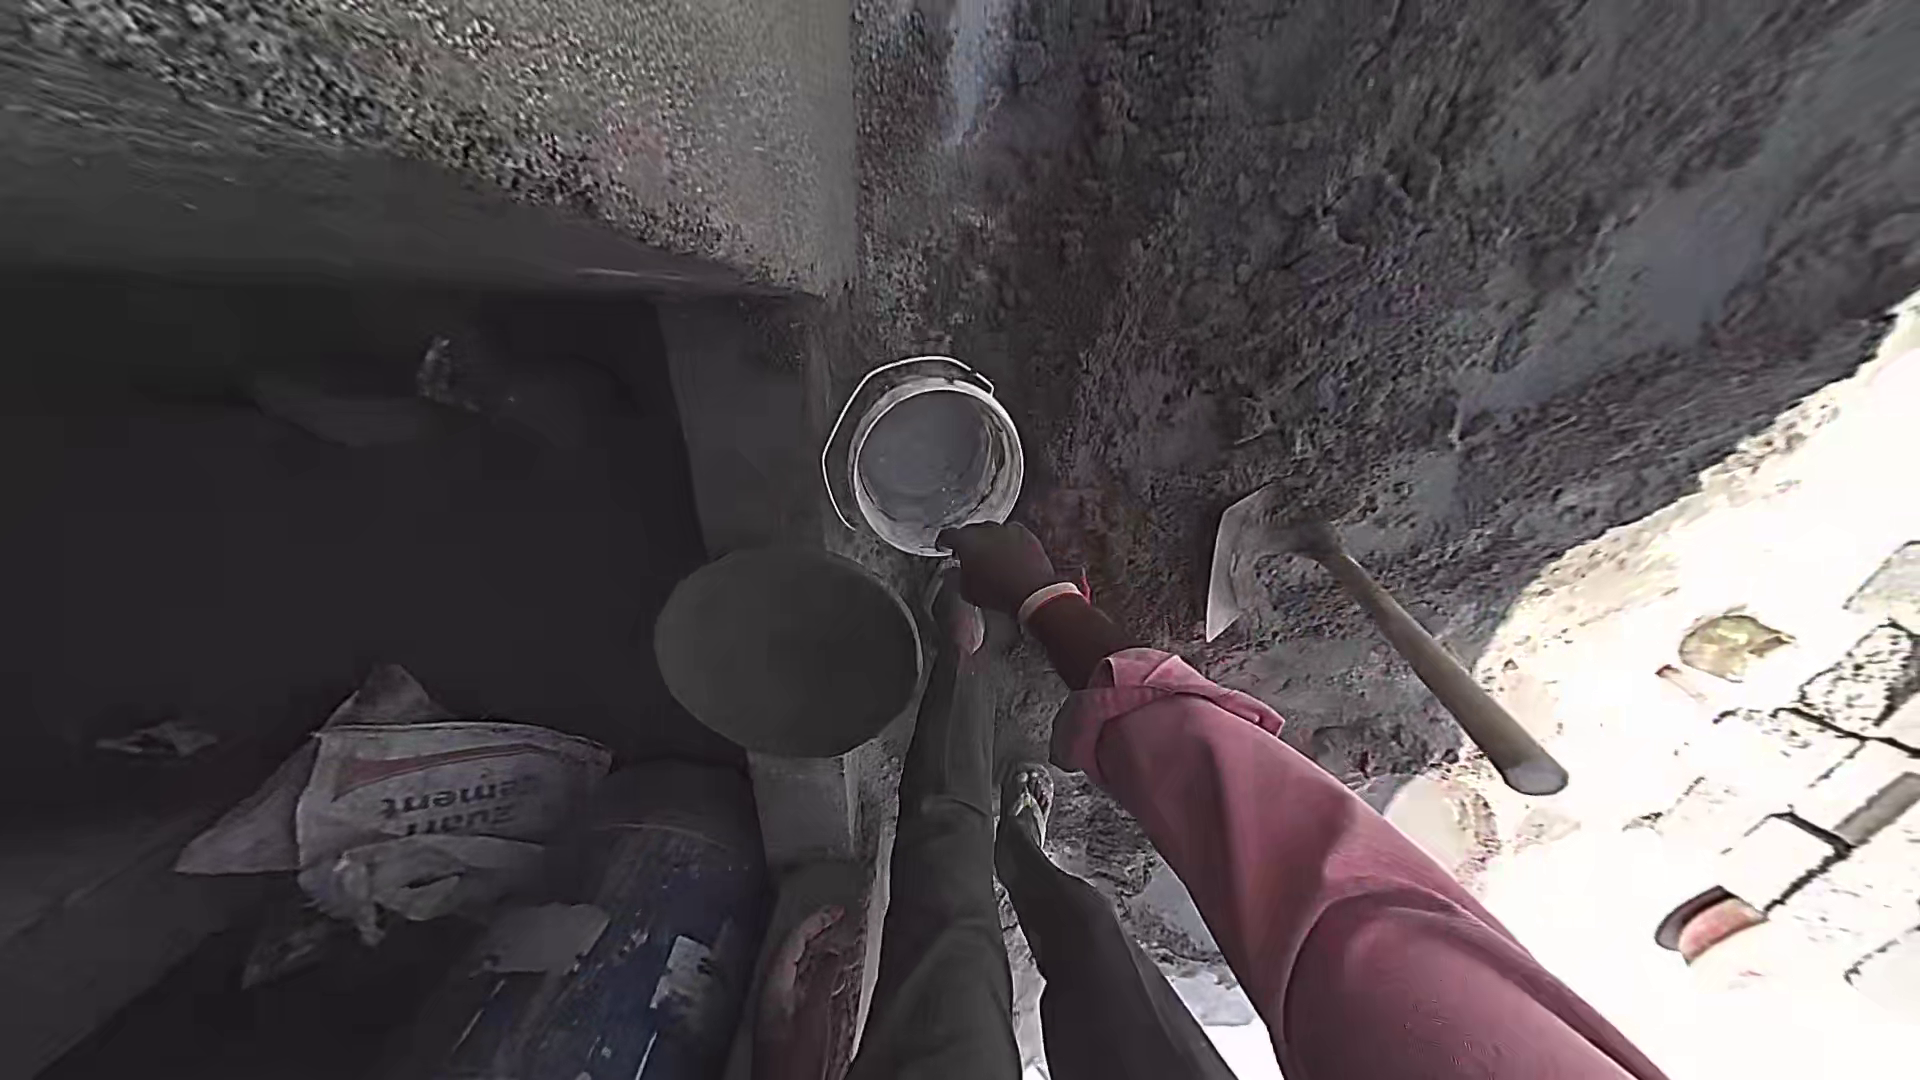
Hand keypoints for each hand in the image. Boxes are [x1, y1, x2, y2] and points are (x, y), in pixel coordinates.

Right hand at [936, 522, 1064, 614]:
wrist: (1031, 592)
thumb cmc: (997, 592)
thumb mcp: (966, 590)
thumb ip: (954, 576)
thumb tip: (952, 572)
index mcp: (966, 541)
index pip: (948, 535)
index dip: (944, 542)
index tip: (944, 546)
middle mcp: (985, 530)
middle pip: (971, 531)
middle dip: (968, 543)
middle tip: (968, 556)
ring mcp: (1006, 530)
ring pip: (992, 532)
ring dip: (989, 542)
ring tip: (990, 558)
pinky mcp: (1025, 534)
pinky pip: (1011, 534)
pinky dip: (1008, 543)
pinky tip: (1009, 556)